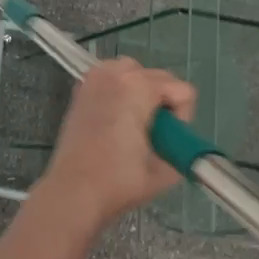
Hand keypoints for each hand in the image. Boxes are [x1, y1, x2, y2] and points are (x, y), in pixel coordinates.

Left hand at [33, 58, 196, 227]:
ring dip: (141, 91)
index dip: (182, 116)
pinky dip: (119, 90)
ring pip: (131, 71)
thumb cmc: (120, 180)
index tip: (168, 138)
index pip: (181, 89)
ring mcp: (92, 79)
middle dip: (163, 101)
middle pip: (157, 75)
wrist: (75, 188)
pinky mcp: (80, 89)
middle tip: (154, 132)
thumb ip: (183, 145)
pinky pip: (109, 77)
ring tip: (136, 122)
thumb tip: (177, 136)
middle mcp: (113, 74)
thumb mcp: (167, 168)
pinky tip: (116, 117)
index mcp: (136, 88)